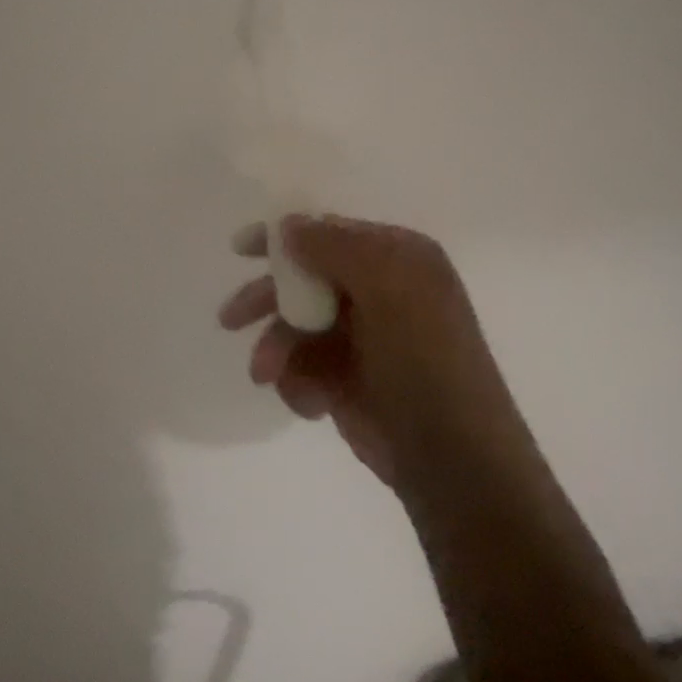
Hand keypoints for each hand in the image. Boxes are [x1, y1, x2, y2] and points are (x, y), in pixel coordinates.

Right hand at [216, 213, 495, 488]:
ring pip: (295, 329)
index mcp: (398, 260)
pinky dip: (297, 383)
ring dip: (278, 351)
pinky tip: (312, 405)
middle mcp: (380, 293)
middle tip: (231, 320)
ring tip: (267, 376)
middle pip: (305, 282)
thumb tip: (287, 225)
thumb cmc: (424, 362)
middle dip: (268, 302)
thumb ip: (334, 248)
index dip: (283, 238)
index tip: (240, 248)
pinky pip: (301, 368)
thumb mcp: (388, 289)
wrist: (450, 456)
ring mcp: (361, 340)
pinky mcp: (344, 381)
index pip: (330, 234)